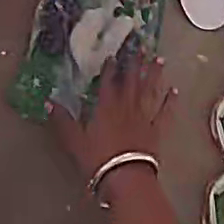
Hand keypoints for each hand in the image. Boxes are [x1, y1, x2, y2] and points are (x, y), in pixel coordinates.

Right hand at [50, 54, 174, 201]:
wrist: (126, 178)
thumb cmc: (98, 159)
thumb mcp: (74, 140)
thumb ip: (62, 120)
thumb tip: (49, 101)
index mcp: (107, 107)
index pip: (109, 82)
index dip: (111, 67)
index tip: (114, 53)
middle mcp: (127, 106)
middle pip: (132, 80)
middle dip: (136, 62)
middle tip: (142, 45)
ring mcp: (144, 117)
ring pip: (150, 91)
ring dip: (155, 74)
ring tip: (159, 59)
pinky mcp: (157, 131)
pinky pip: (165, 113)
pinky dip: (170, 102)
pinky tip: (174, 91)